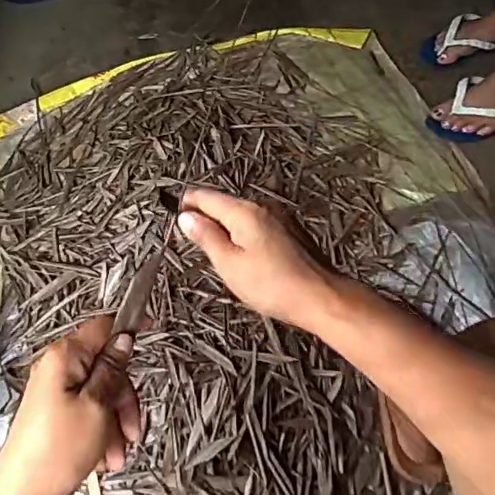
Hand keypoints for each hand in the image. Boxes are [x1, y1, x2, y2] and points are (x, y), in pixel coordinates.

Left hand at [0, 315, 141, 494]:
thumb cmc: (57, 453)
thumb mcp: (97, 406)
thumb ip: (113, 369)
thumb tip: (123, 339)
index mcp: (63, 357)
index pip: (102, 327)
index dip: (127, 328)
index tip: (151, 326)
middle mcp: (56, 370)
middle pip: (106, 367)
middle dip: (124, 398)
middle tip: (132, 428)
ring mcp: (53, 395)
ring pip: (100, 394)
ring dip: (115, 423)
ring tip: (116, 454)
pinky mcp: (53, 418)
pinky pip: (88, 414)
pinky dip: (101, 434)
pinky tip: (102, 459)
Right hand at [175, 188, 339, 326]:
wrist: (320, 297)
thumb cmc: (272, 285)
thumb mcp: (229, 264)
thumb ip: (206, 237)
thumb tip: (187, 217)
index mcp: (244, 212)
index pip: (207, 197)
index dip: (189, 201)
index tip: (175, 206)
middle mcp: (262, 208)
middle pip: (226, 205)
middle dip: (206, 213)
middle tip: (188, 228)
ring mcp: (279, 219)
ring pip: (242, 216)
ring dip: (225, 225)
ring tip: (212, 243)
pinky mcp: (290, 232)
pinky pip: (258, 225)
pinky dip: (243, 233)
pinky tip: (241, 252)